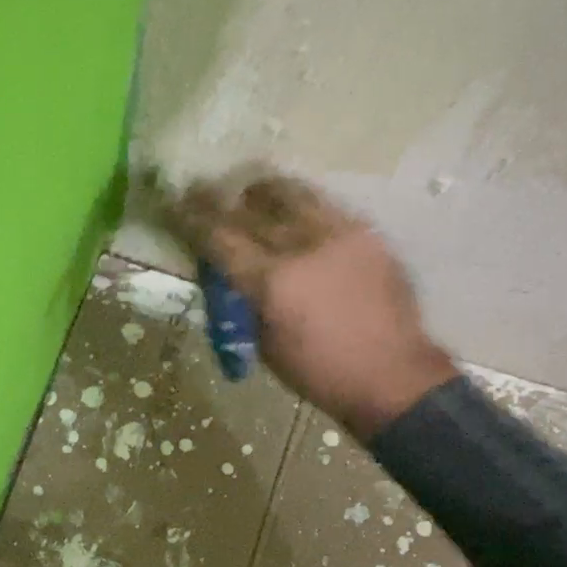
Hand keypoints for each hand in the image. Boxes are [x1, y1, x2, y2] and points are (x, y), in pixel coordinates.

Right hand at [158, 169, 458, 438]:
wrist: (392, 376)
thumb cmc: (318, 373)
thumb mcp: (264, 344)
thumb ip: (244, 301)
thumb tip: (229, 273)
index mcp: (272, 282)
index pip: (220, 237)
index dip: (192, 218)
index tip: (174, 203)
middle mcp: (304, 247)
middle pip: (251, 209)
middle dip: (221, 198)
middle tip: (202, 190)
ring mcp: (339, 235)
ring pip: (292, 195)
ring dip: (264, 191)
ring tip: (250, 192)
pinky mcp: (367, 234)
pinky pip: (325, 206)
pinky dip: (301, 205)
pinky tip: (292, 210)